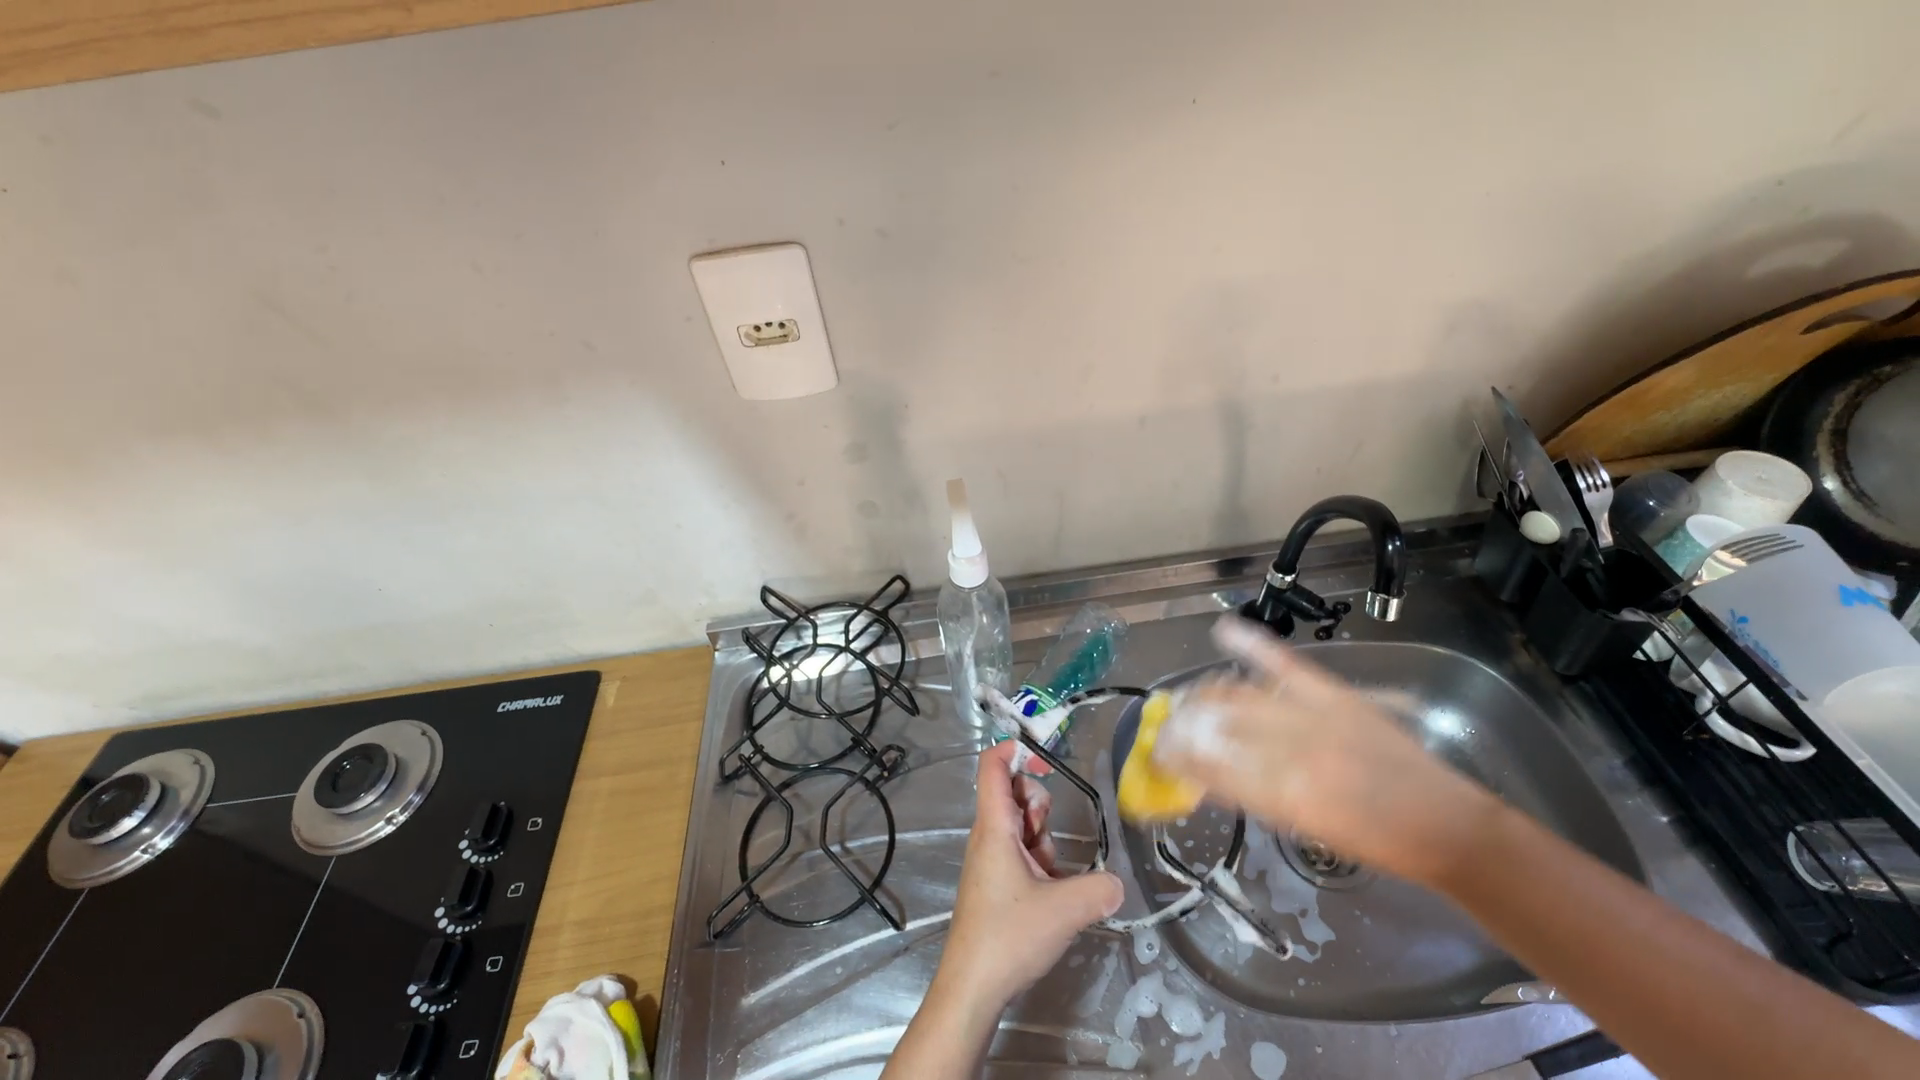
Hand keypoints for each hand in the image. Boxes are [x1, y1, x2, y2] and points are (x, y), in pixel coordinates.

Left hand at [935, 741, 1124, 1008]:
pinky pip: (1020, 854)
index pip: (991, 768)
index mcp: (994, 828)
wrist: (972, 988)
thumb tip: (1119, 885)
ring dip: (1042, 839)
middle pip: (1011, 794)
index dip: (1012, 750)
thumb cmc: (1009, 936)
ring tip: (1049, 876)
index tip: (1045, 756)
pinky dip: (1038, 862)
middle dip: (1039, 805)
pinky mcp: (994, 884)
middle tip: (1048, 838)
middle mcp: (987, 837)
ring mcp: (989, 861)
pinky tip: (1049, 894)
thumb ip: (1100, 889)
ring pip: (1020, 827)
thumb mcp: (1065, 909)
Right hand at [1150, 616, 1503, 886]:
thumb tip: (1205, 774)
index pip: (1208, 767)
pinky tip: (1224, 630)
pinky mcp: (1335, 695)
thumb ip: (1253, 797)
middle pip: (1217, 725)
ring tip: (1188, 698)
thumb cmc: (1372, 842)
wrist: (1443, 824)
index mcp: (1282, 796)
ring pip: (1240, 695)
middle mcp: (1292, 752)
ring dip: (1206, 694)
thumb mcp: (1304, 829)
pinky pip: (1284, 665)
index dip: (1175, 757)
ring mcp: (1313, 717)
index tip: (1156, 755)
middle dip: (1183, 723)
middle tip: (1166, 726)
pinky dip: (1253, 645)